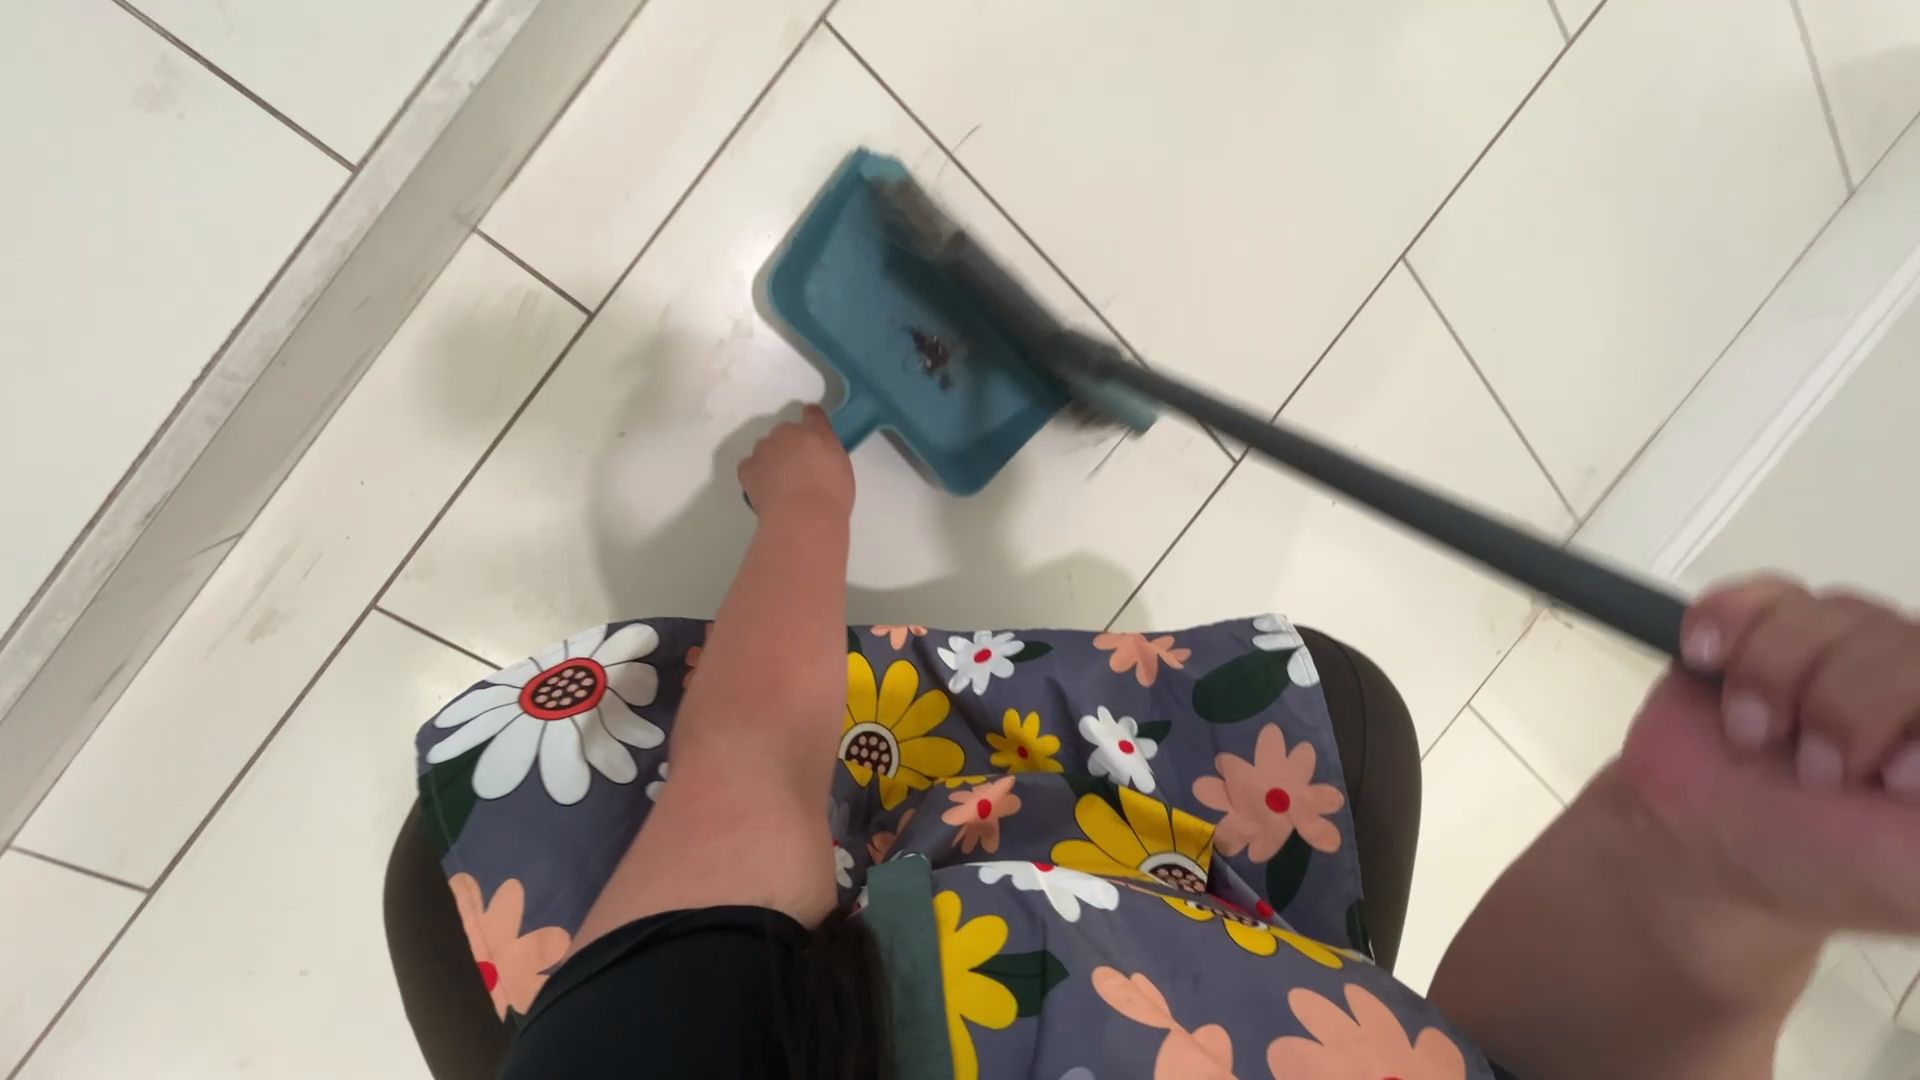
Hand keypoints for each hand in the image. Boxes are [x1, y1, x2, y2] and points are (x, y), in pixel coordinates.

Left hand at [738, 404, 854, 520]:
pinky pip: (751, 466)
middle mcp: (788, 433)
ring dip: (772, 459)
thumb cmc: (831, 496)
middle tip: (798, 469)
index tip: (811, 424)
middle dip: (790, 445)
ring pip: (766, 448)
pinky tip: (766, 490)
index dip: (812, 419)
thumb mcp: (841, 470)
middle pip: (786, 432)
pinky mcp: (747, 467)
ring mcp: (764, 449)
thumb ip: (828, 455)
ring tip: (780, 484)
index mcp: (817, 433)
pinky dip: (756, 474)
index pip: (813, 415)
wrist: (804, 517)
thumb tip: (818, 457)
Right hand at [1615, 576, 1919, 934]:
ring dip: (1768, 676)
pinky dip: (1723, 622)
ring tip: (1750, 731)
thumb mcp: (1919, 875)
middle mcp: (1918, 685)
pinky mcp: (1758, 632)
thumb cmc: (1813, 863)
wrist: (1688, 834)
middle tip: (1812, 765)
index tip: (1892, 778)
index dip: (1913, 710)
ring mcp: (1840, 654)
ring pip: (1828, 614)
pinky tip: (1708, 661)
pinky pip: (1757, 593)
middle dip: (1839, 706)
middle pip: (1904, 643)